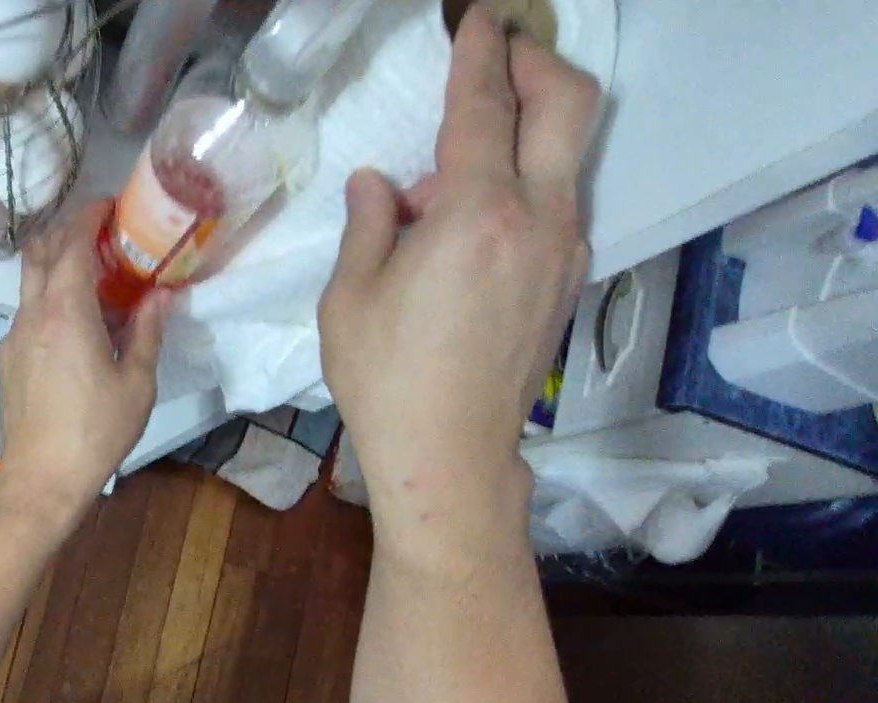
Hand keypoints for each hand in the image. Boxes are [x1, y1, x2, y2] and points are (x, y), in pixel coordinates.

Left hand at [0, 201, 170, 525]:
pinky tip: (70, 327)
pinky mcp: (4, 364)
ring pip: (28, 287)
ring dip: (53, 269)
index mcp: (65, 313)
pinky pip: (24, 317)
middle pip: (39, 256)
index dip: (88, 217)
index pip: (71, 244)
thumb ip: (148, 331)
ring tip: (88, 280)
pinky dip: (45, 303)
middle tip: (99, 236)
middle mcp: (30, 317)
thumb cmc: (95, 432)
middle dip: (65, 234)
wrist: (40, 479)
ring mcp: (11, 341)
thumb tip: (161, 294)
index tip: (108, 206)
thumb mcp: (137, 383)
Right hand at [318, 9, 600, 555]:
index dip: (477, 56)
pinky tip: (471, 216)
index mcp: (473, 217)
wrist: (447, 448)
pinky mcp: (566, 277)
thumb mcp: (348, 299)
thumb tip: (378, 183)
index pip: (483, 111)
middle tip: (499, 52)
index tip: (475, 19)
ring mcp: (563, 247)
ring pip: (567, 152)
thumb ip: (367, 228)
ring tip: (458, 162)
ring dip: (527, 128)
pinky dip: (524, 180)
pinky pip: (557, 200)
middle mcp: (537, 218)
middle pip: (567, 105)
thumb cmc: (383, 376)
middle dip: (536, 63)